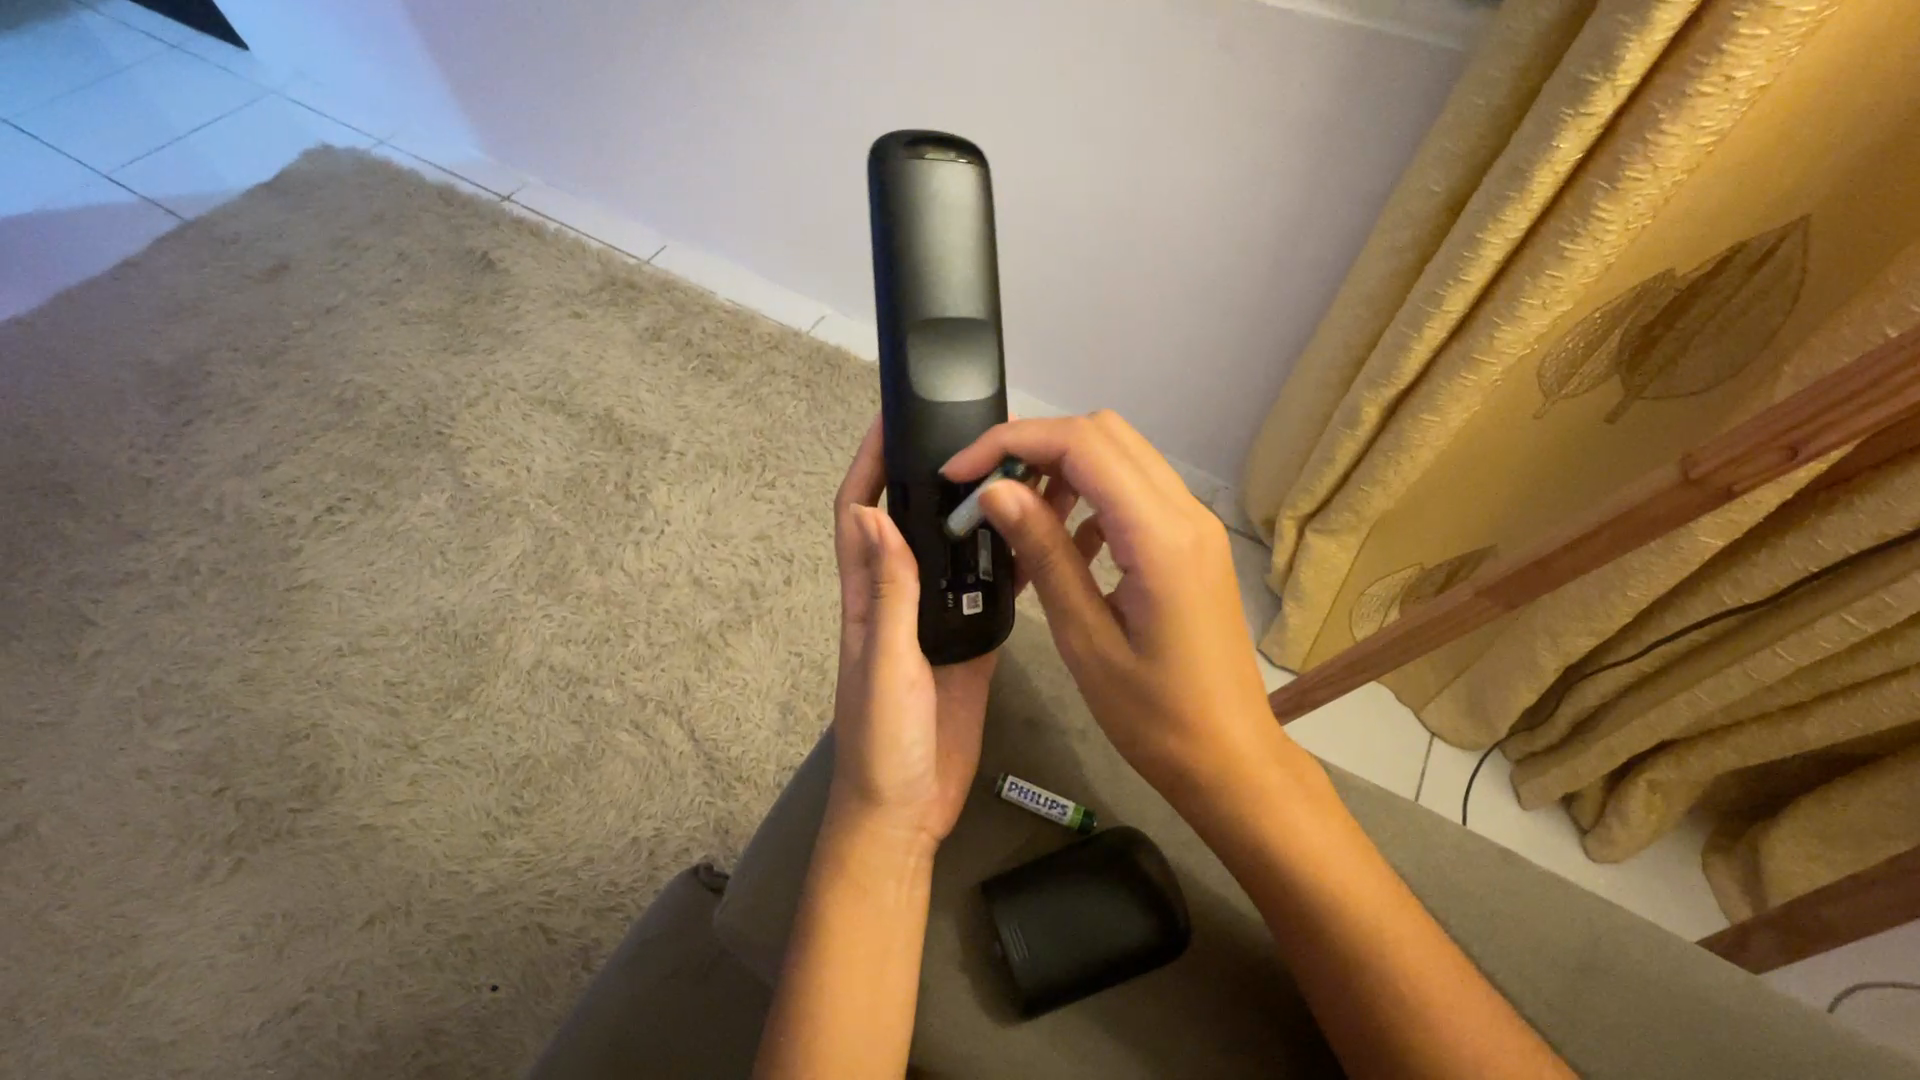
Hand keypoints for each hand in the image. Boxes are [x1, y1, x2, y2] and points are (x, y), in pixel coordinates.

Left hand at [828, 418, 995, 848]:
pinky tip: (1036, 540)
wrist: (906, 809)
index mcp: (866, 598)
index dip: (868, 465)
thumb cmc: (881, 740)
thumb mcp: (883, 661)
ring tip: (1014, 475)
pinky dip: (1006, 565)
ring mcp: (937, 622)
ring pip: (953, 553)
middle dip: (929, 475)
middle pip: (909, 521)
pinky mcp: (971, 645)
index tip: (892, 419)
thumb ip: (887, 591)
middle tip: (975, 436)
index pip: (859, 513)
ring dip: (972, 515)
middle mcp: (899, 599)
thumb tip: (873, 511)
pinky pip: (988, 594)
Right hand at [943, 411, 1283, 803]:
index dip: (1012, 442)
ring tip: (1019, 521)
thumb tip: (995, 491)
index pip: (1082, 444)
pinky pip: (1135, 491)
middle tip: (985, 491)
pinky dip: (1090, 497)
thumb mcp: (1086, 640)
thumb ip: (1045, 553)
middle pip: (1103, 433)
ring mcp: (1195, 525)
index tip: (960, 472)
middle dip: (1035, 447)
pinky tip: (1065, 547)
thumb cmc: (1154, 716)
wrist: (1229, 756)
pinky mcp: (1193, 543)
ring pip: (1120, 456)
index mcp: (1160, 537)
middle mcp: (1186, 513)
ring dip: (1062, 470)